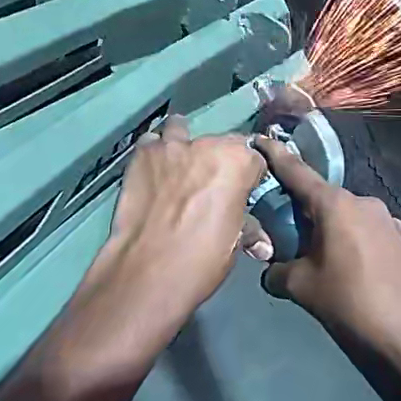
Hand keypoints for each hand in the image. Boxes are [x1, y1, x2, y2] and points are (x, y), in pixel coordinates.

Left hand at [84, 115, 266, 323]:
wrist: (148, 270)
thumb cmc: (202, 258)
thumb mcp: (234, 242)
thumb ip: (247, 226)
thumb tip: (260, 240)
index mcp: (237, 161)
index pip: (254, 158)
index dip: (250, 177)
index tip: (243, 193)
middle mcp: (205, 145)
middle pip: (218, 143)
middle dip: (217, 162)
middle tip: (208, 189)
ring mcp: (169, 147)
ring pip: (179, 131)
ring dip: (182, 146)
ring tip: (178, 170)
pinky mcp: (140, 156)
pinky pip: (151, 144)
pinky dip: (155, 155)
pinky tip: (153, 174)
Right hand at [255, 137, 400, 361]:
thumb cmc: (355, 302)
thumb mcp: (304, 289)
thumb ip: (280, 273)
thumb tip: (273, 272)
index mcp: (335, 204)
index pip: (297, 172)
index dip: (276, 156)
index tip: (261, 140)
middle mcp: (364, 203)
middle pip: (323, 201)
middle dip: (303, 215)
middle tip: (285, 240)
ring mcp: (391, 221)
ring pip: (348, 220)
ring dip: (331, 234)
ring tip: (322, 267)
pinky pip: (370, 237)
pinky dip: (354, 247)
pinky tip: (354, 277)